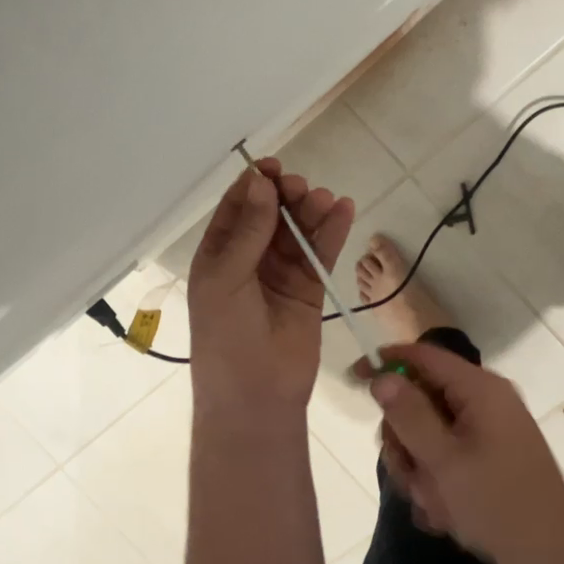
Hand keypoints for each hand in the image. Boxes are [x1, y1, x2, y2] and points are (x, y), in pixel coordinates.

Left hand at [187, 158, 354, 414]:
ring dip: (311, 211)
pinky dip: (333, 230)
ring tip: (326, 200)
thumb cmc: (226, 337)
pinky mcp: (309, 288)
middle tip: (300, 189)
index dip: (254, 184)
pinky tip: (344, 210)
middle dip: (286, 196)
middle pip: (272, 213)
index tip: (273, 167)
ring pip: (298, 230)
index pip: (237, 207)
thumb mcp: (226, 280)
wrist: (256, 396)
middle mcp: (250, 258)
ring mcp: (281, 272)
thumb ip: (248, 231)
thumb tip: (260, 182)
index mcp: (219, 254)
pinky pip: (322, 252)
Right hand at [364, 341, 563, 563]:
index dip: (385, 362)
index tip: (353, 379)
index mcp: (479, 388)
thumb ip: (409, 416)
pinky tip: (445, 511)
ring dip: (420, 466)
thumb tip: (381, 377)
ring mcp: (488, 428)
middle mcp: (484, 400)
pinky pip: (447, 453)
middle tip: (407, 473)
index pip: (423, 355)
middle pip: (421, 398)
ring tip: (432, 502)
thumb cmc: (498, 502)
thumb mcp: (445, 461)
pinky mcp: (490, 454)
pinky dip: (438, 479)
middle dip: (405, 438)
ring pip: (430, 432)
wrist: (553, 555)